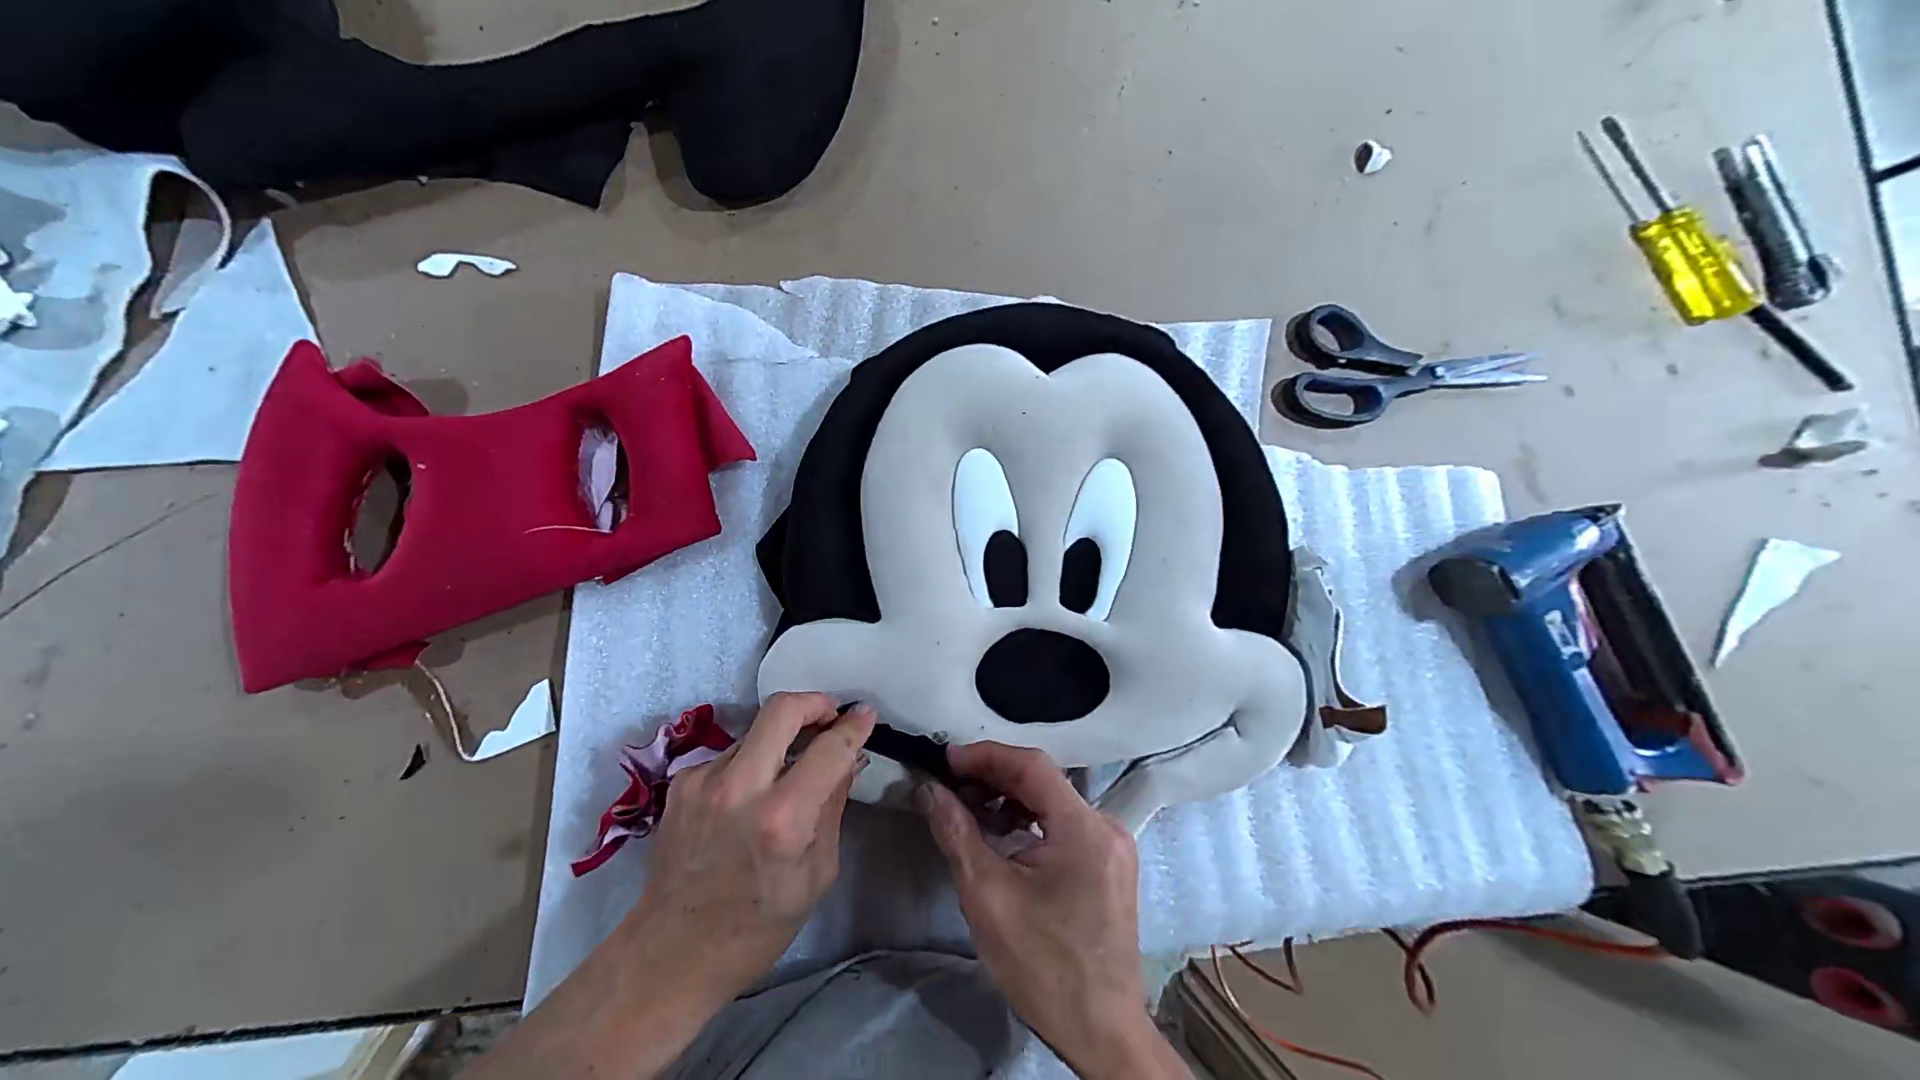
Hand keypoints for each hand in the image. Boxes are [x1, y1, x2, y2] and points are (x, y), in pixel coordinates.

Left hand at [624, 693, 874, 1005]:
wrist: (671, 954)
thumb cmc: (757, 926)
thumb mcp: (817, 873)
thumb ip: (832, 806)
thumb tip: (848, 758)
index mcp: (782, 819)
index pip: (828, 749)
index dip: (853, 725)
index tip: (865, 713)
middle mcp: (740, 789)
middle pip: (781, 710)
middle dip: (814, 702)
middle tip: (829, 715)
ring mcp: (703, 781)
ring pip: (755, 730)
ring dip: (781, 736)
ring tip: (790, 767)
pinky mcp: (681, 784)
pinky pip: (730, 755)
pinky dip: (751, 763)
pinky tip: (751, 795)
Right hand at [922, 743, 1192, 1079]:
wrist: (1100, 1031)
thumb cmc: (1042, 965)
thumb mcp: (988, 895)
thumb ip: (957, 832)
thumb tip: (930, 789)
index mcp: (1084, 828)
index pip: (1032, 766)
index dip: (986, 756)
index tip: (947, 759)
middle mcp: (1106, 826)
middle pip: (1044, 781)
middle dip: (994, 777)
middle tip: (950, 785)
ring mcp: (1112, 846)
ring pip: (1054, 802)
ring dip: (1010, 798)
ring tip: (970, 809)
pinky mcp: (1109, 864)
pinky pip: (1064, 825)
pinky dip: (1030, 821)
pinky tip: (1002, 834)